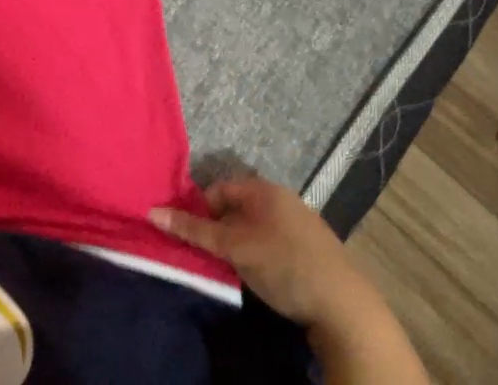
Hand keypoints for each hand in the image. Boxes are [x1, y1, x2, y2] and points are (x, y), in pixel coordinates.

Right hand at [151, 178, 427, 384]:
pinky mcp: (313, 250)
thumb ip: (192, 228)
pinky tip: (259, 274)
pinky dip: (259, 252)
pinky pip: (273, 241)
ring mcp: (302, 225)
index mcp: (265, 189)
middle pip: (236, 207)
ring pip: (254, 226)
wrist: (345, 309)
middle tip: (208, 251)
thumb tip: (151, 211)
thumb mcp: (231, 247)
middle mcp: (284, 199)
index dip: (200, 209)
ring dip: (238, 242)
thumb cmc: (283, 265)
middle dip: (218, 227)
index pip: (218, 188)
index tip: (193, 235)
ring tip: (230, 265)